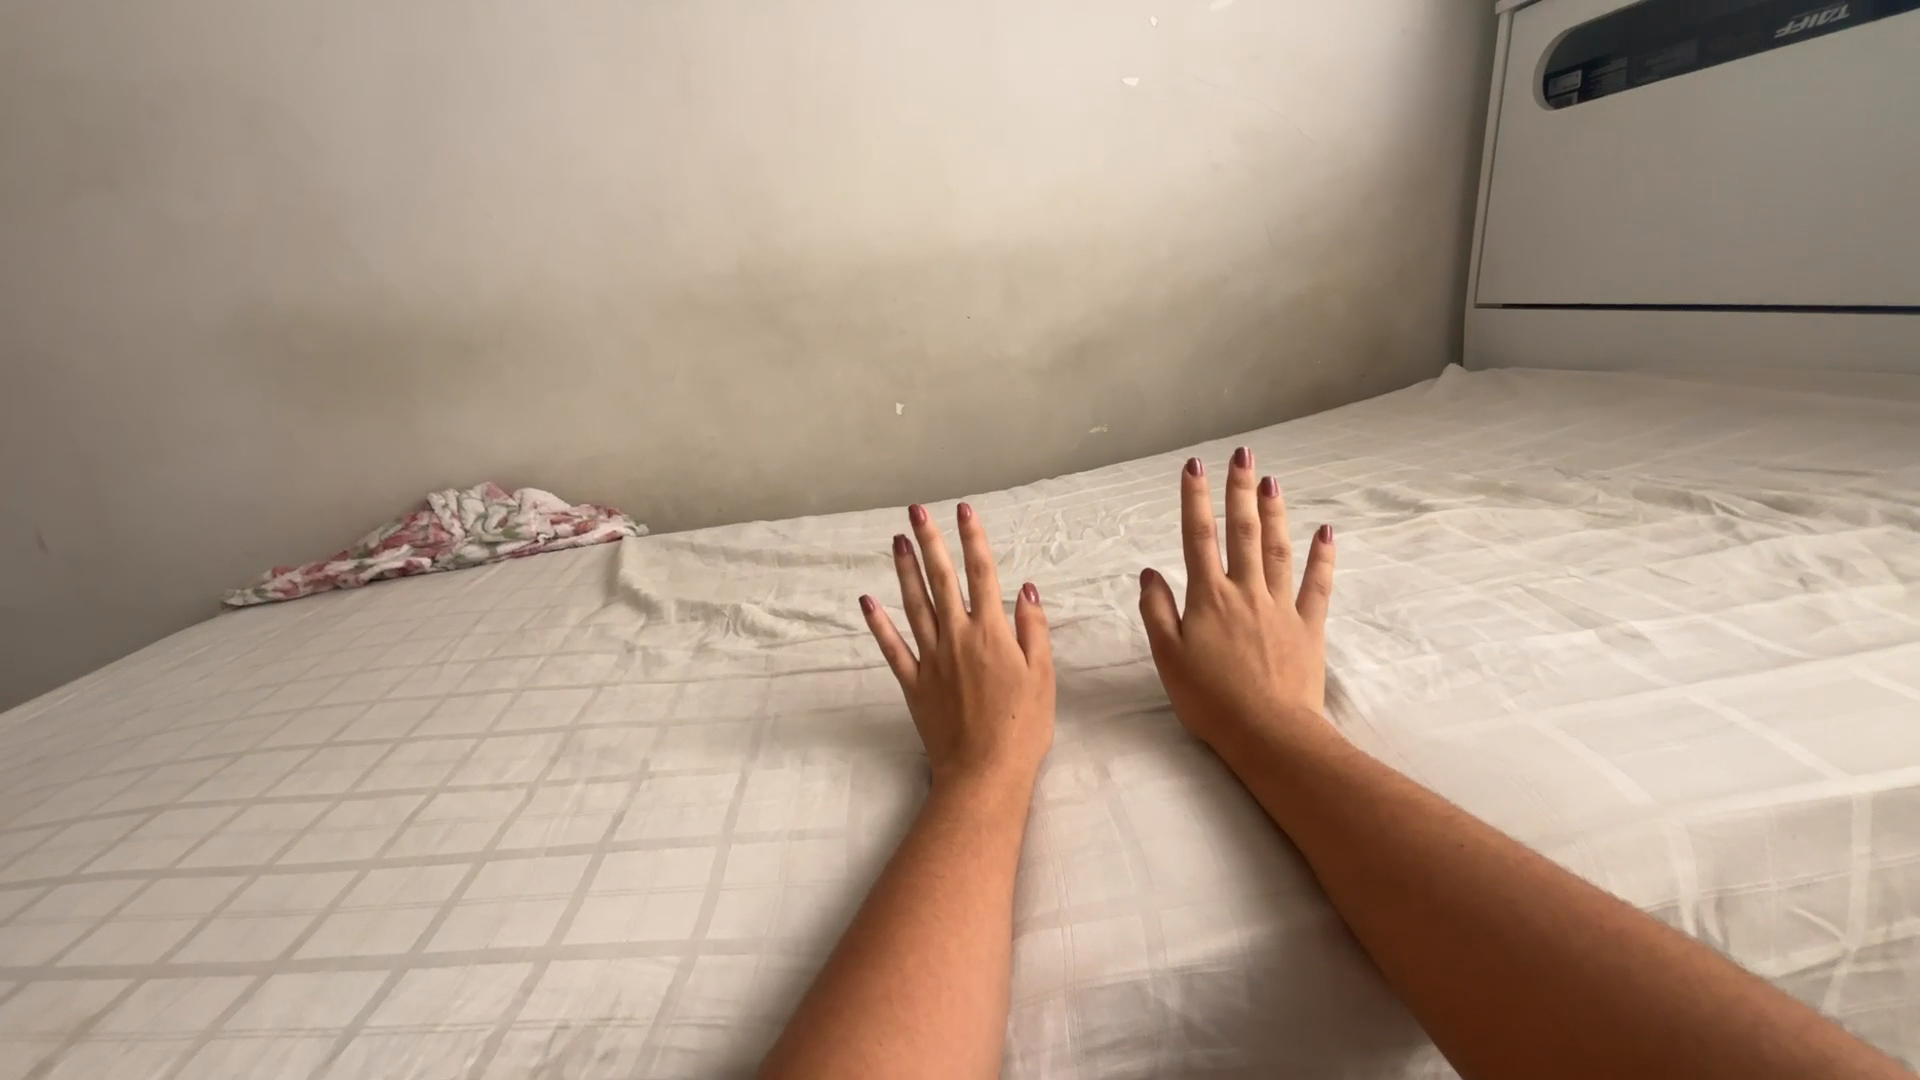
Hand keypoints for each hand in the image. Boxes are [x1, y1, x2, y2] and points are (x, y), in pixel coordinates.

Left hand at [861, 502, 1054, 791]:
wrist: (985, 773)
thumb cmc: (1023, 726)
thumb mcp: (1043, 676)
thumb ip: (1032, 629)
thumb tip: (1027, 590)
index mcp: (991, 632)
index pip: (982, 573)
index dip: (972, 538)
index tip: (963, 510)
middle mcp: (957, 636)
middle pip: (942, 579)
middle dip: (930, 541)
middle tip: (916, 511)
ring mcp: (931, 659)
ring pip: (914, 605)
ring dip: (905, 570)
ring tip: (897, 540)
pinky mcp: (913, 683)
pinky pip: (892, 647)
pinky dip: (878, 624)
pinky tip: (867, 601)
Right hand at [1138, 448, 1336, 757]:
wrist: (1268, 733)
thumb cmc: (1210, 699)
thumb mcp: (1167, 657)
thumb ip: (1157, 611)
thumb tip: (1149, 572)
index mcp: (1208, 598)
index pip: (1198, 538)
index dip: (1195, 499)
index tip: (1194, 465)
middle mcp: (1245, 592)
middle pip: (1242, 532)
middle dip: (1239, 490)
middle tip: (1242, 454)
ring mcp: (1281, 607)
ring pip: (1277, 550)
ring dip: (1274, 513)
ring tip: (1272, 480)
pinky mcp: (1308, 627)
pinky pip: (1317, 585)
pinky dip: (1322, 557)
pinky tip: (1325, 531)